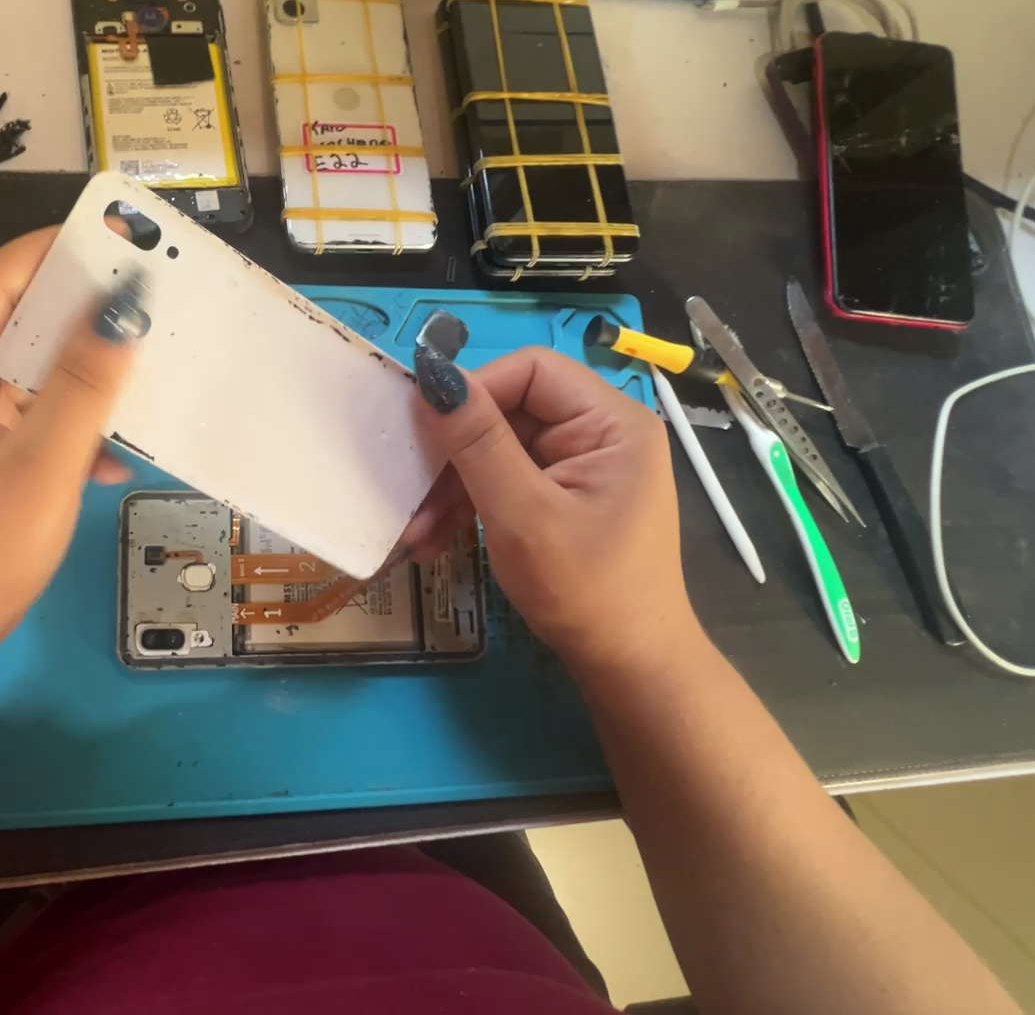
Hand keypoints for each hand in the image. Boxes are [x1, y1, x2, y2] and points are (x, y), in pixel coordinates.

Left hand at [0, 227, 143, 666]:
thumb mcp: (38, 468)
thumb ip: (82, 388)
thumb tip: (122, 313)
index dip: (53, 254)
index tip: (118, 239)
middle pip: (12, 325)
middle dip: (79, 314)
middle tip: (146, 299)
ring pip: (27, 375)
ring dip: (82, 376)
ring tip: (144, 368)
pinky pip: (29, 421)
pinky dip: (70, 427)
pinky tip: (114, 453)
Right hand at [403, 345, 696, 671]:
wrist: (624, 663)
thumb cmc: (585, 589)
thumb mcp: (522, 514)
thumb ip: (477, 443)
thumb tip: (432, 377)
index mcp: (610, 422)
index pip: (530, 370)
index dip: (473, 391)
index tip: (422, 430)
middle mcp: (597, 432)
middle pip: (506, 411)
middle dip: (453, 454)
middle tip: (410, 490)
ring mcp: (577, 465)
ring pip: (494, 449)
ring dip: (451, 488)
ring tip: (416, 531)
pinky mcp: (558, 494)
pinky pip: (501, 480)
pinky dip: (466, 505)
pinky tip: (434, 539)